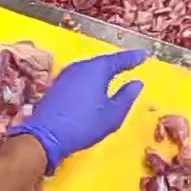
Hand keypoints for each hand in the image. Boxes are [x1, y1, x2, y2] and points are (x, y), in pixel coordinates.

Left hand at [5, 48, 144, 173]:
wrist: (45, 136)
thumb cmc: (83, 125)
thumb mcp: (112, 115)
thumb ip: (127, 97)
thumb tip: (136, 83)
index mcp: (96, 69)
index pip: (119, 59)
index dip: (133, 58)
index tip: (144, 55)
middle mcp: (79, 67)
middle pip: (102, 62)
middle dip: (116, 64)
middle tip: (130, 64)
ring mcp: (65, 76)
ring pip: (89, 70)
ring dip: (101, 72)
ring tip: (113, 75)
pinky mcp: (56, 87)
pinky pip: (79, 78)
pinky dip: (89, 80)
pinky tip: (93, 88)